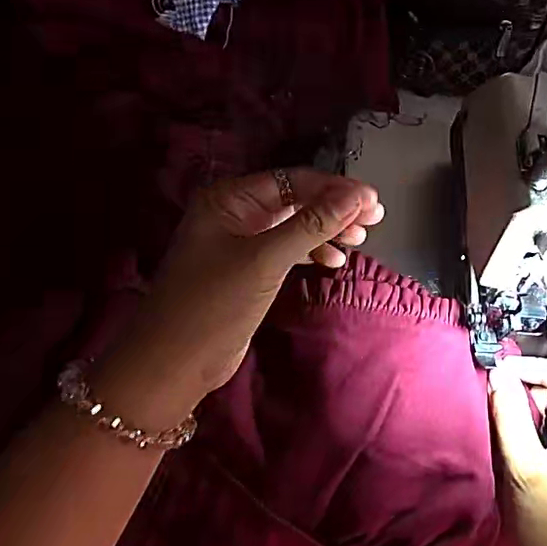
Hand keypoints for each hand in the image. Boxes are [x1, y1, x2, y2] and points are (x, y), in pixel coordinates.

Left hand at [103, 169, 384, 416]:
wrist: (172, 365)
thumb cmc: (214, 305)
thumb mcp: (267, 260)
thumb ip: (313, 224)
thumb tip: (359, 195)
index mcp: (230, 199)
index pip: (294, 181)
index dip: (336, 189)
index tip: (374, 202)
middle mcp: (235, 213)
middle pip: (297, 200)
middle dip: (336, 209)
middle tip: (374, 220)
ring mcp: (241, 242)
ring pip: (296, 225)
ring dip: (328, 230)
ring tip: (359, 240)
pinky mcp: (249, 269)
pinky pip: (289, 248)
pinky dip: (313, 251)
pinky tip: (334, 260)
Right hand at [489, 363, 546, 545]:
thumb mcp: (524, 466)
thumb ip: (510, 415)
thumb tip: (500, 375)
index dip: (534, 372)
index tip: (503, 373)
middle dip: (528, 398)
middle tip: (498, 404)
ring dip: (529, 419)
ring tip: (507, 431)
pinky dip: (536, 437)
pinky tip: (520, 452)